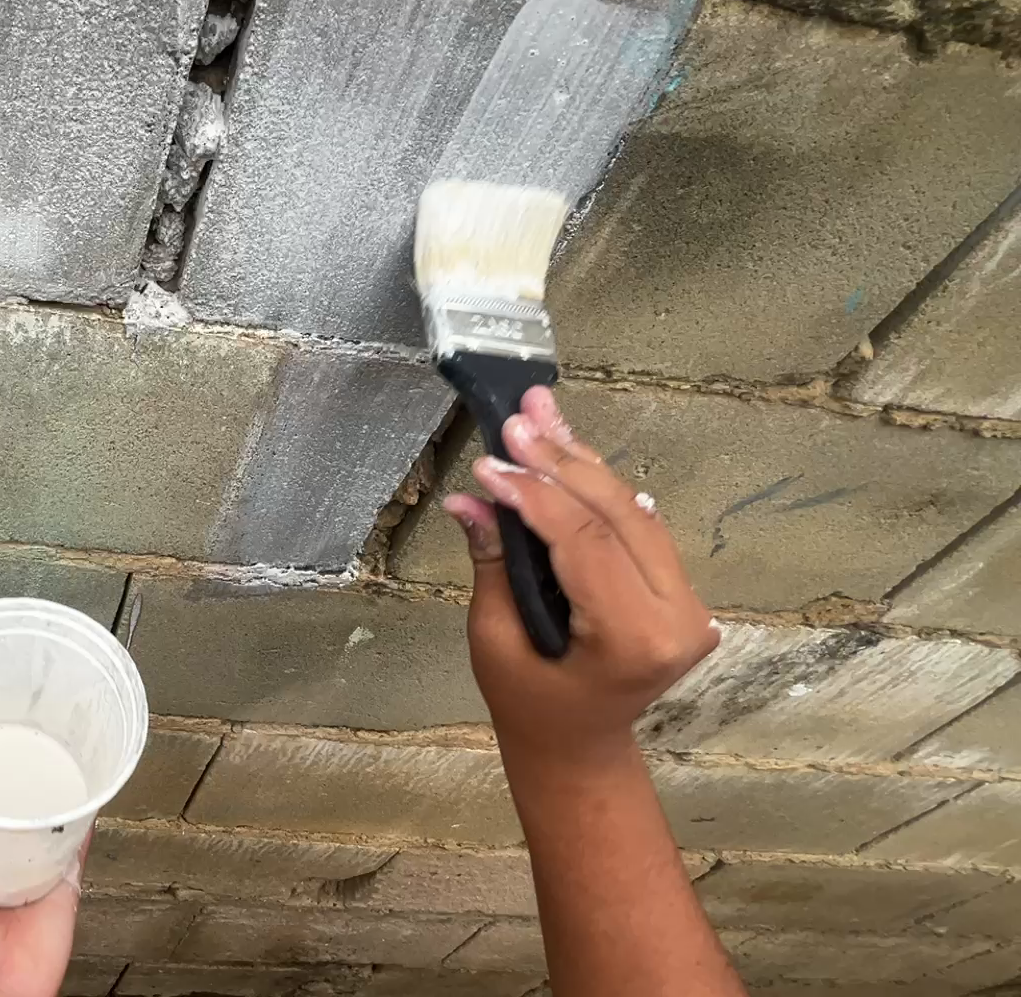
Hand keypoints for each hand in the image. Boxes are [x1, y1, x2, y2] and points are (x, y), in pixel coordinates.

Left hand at [0, 770, 81, 996]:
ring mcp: (31, 863)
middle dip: (12, 772)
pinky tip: (84, 790)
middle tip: (16, 739)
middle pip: (7, 800)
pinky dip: (83, 814)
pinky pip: (77, 838)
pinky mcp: (64, 876)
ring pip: (44, 813)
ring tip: (53, 752)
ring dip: (51, 788)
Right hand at [443, 386, 717, 765]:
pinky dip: (595, 484)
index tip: (487, 462)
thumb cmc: (528, 701)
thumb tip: (468, 501)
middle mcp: (678, 615)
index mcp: (633, 638)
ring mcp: (688, 599)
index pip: (583, 543)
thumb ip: (493, 564)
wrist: (577, 742)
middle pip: (619, 515)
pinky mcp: (677, 587)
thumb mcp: (495, 638)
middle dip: (562, 460)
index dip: (534, 494)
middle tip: (518, 415)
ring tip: (540, 414)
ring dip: (581, 460)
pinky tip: (566, 449)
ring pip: (633, 509)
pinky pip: (636, 523)